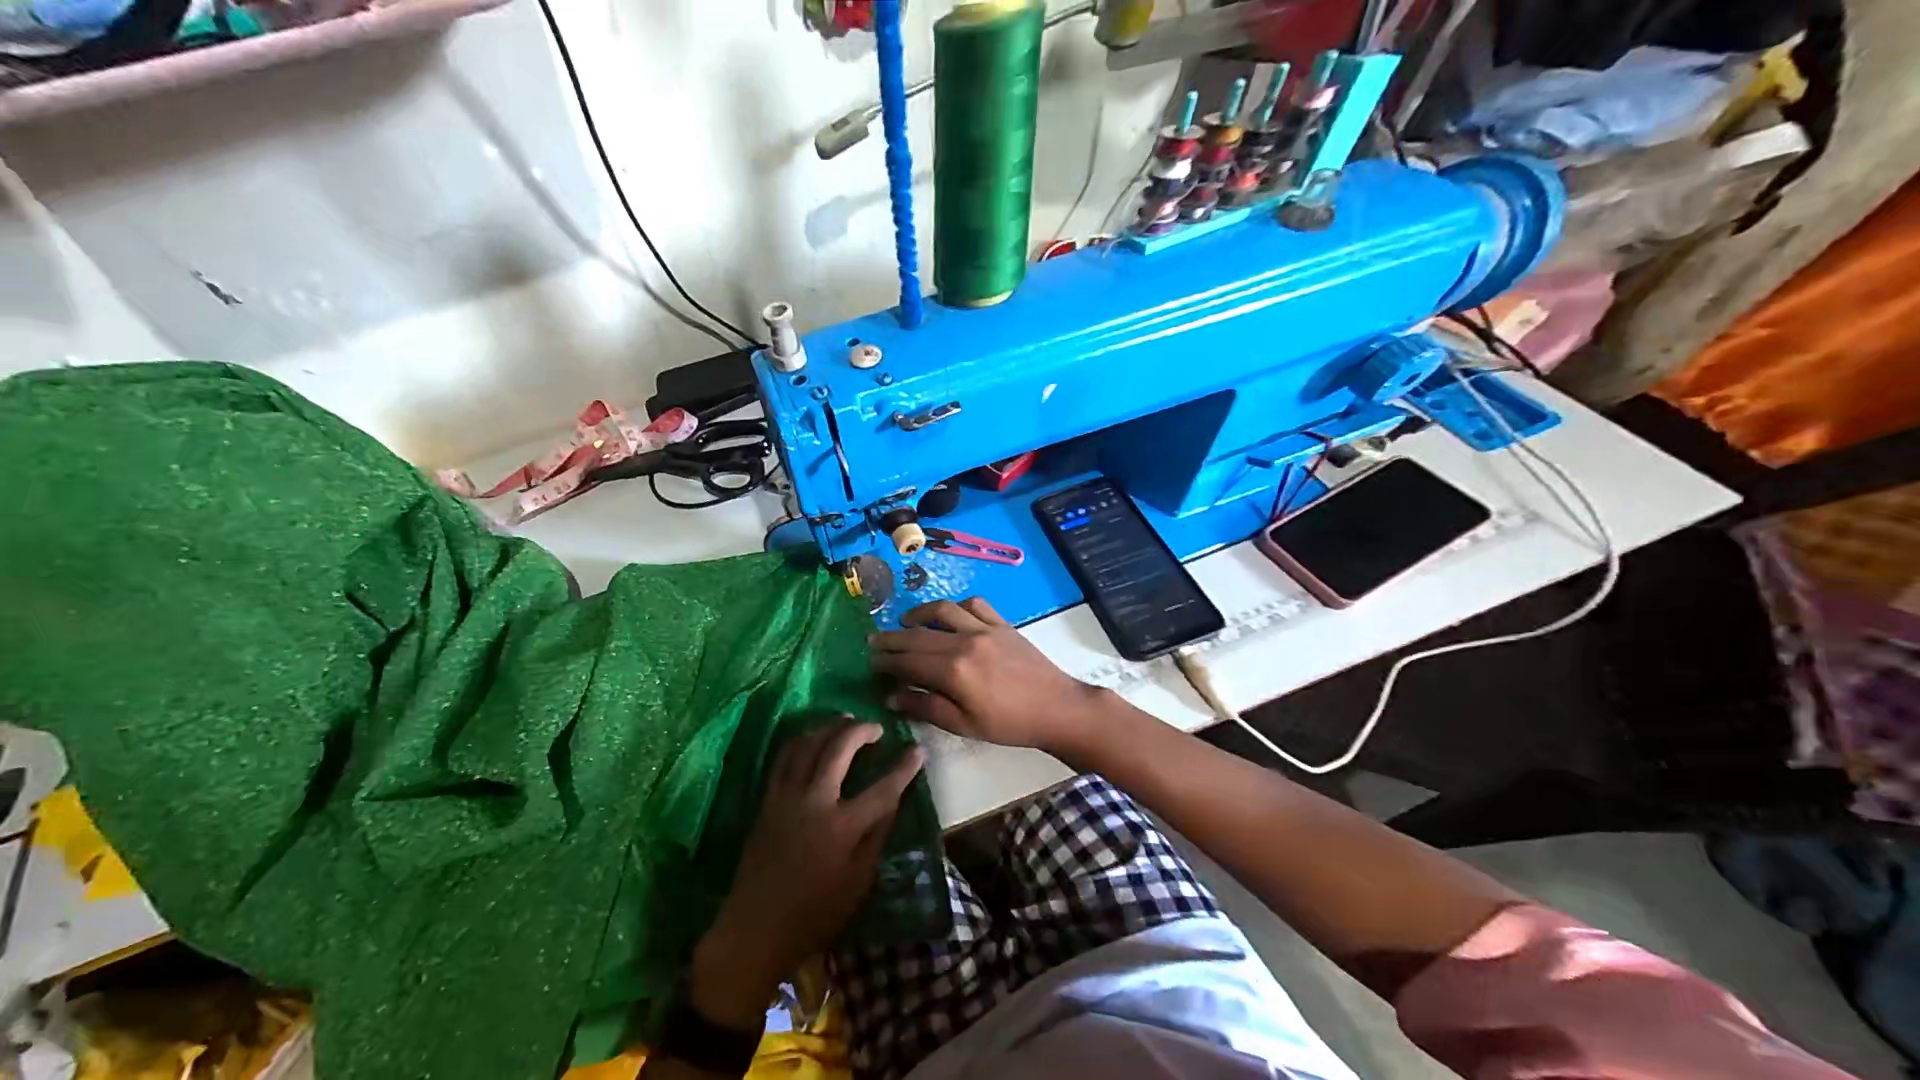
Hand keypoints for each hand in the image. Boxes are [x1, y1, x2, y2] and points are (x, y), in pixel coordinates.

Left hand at [690, 721, 924, 1028]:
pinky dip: (801, 741)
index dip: (904, 767)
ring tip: (846, 722)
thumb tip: (893, 800)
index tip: (918, 750)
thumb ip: (877, 837)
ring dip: (829, 728)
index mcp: (843, 827)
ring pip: (808, 745)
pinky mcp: (767, 801)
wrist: (755, 929)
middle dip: (862, 731)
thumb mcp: (859, 883)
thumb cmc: (815, 915)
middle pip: (839, 749)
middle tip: (877, 727)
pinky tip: (812, 738)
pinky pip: (784, 758)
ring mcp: (786, 798)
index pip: (883, 788)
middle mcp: (814, 802)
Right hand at [869, 598, 1109, 756]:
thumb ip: (926, 707)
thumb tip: (891, 697)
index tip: (870, 662)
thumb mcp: (964, 725)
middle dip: (892, 638)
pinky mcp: (1002, 623)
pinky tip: (948, 615)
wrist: (1056, 707)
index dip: (886, 662)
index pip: (908, 661)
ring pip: (942, 610)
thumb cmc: (1009, 724)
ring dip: (919, 614)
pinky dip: (955, 606)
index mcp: (953, 671)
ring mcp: (984, 628)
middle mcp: (964, 641)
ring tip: (905, 621)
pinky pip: (973, 604)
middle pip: (918, 635)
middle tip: (874, 642)